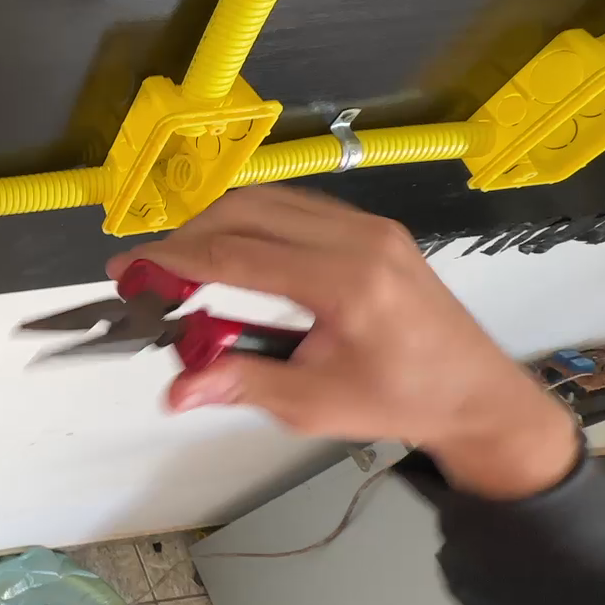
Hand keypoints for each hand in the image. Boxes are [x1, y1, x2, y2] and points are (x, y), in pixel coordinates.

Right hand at [109, 187, 576, 499]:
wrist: (479, 395)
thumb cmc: (399, 402)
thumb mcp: (312, 404)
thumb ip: (237, 385)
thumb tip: (173, 393)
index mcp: (346, 283)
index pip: (233, 254)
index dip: (168, 260)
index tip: (125, 271)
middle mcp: (358, 240)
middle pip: (242, 212)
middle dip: (182, 238)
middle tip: (148, 272)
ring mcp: (366, 227)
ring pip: (261, 200)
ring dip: (209, 226)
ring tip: (179, 264)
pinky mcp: (367, 228)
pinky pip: (287, 206)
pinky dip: (241, 222)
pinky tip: (224, 253)